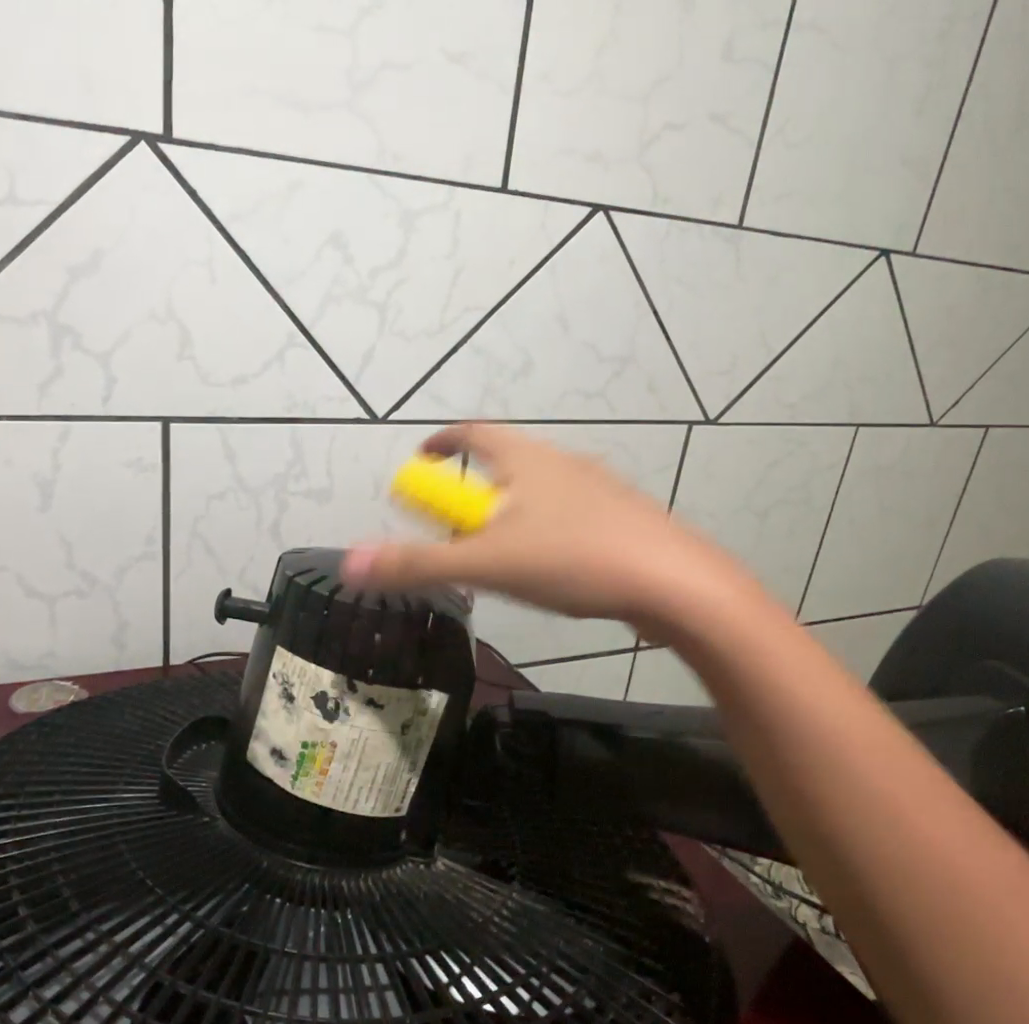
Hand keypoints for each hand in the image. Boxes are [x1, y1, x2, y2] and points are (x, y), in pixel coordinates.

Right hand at [344, 423, 735, 627]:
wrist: (677, 585)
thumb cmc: (575, 560)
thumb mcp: (486, 564)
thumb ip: (418, 564)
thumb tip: (350, 561)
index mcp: (526, 460)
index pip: (473, 433)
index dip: (442, 441)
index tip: (422, 455)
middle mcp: (564, 464)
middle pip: (507, 464)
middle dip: (474, 491)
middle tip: (455, 528)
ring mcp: (600, 491)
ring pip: (541, 494)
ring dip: (511, 515)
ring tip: (499, 557)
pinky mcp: (624, 522)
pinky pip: (571, 519)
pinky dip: (546, 535)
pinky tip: (553, 573)